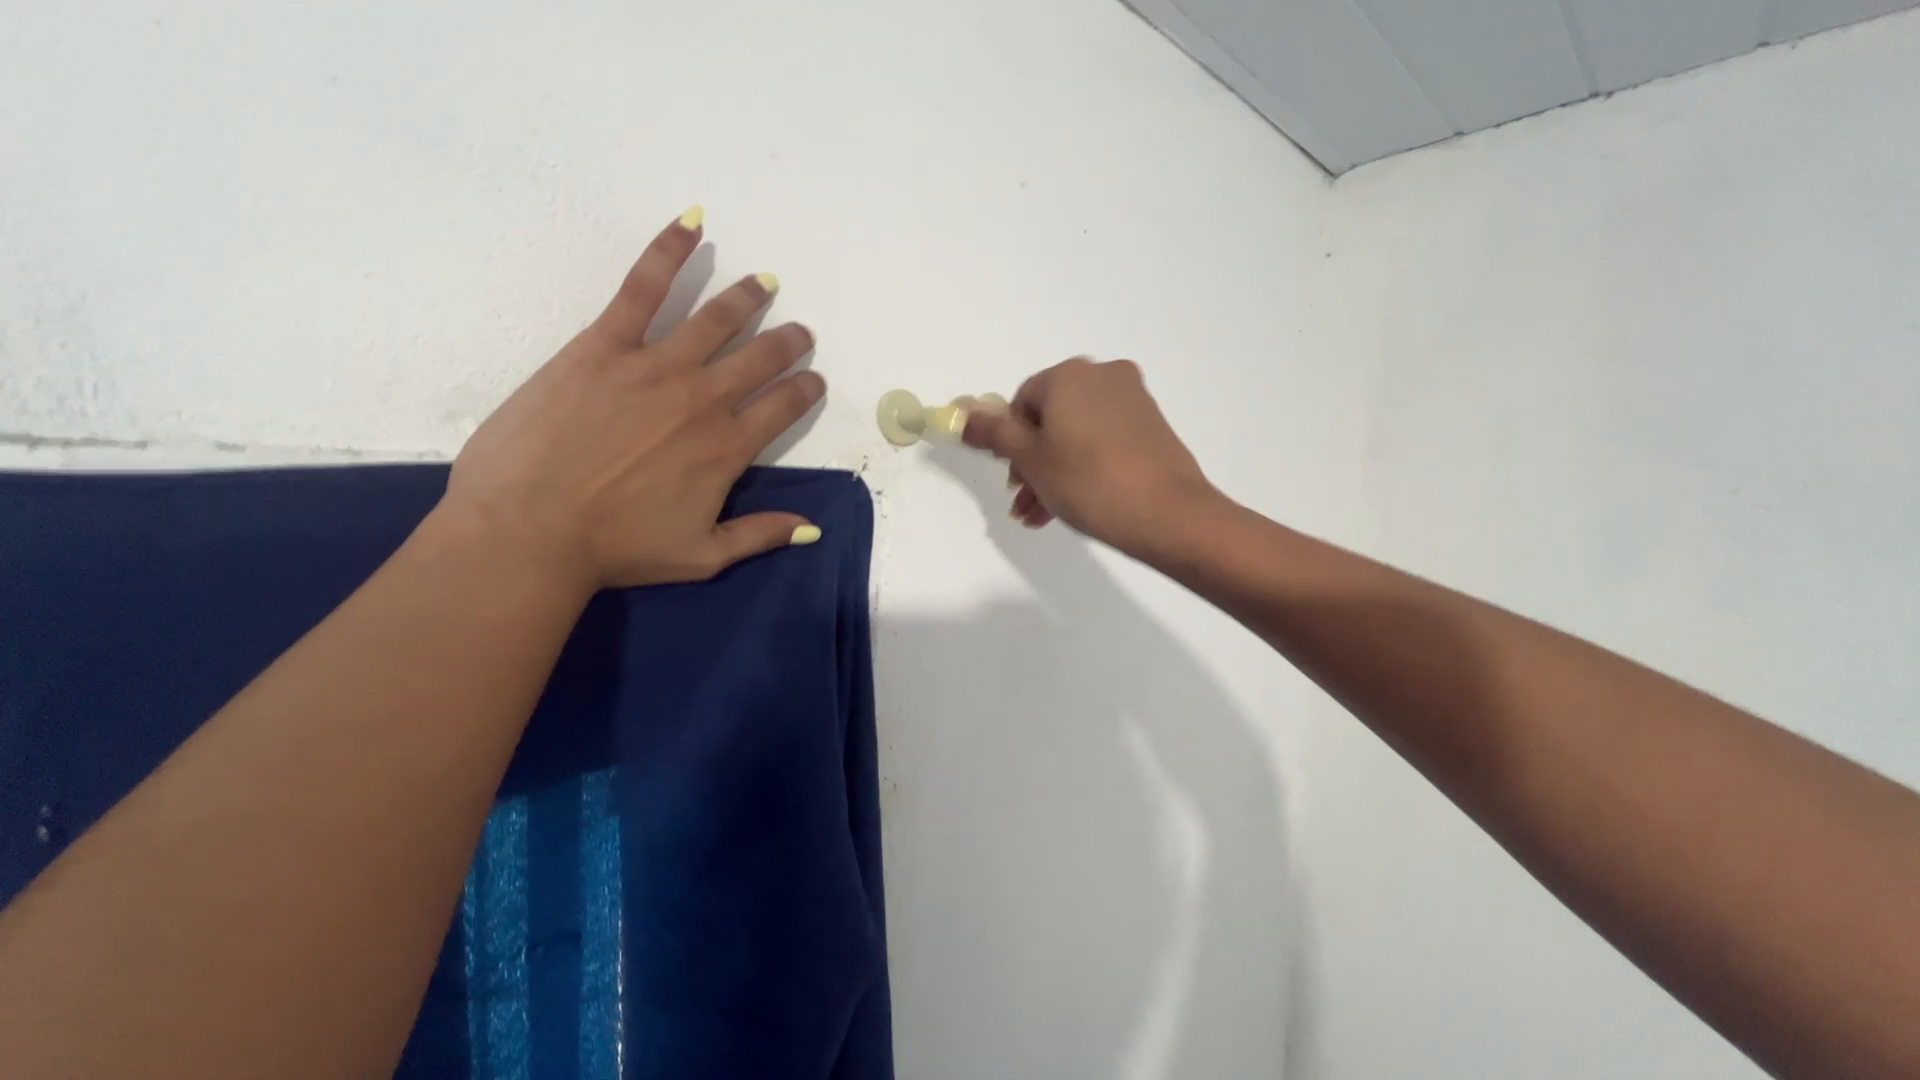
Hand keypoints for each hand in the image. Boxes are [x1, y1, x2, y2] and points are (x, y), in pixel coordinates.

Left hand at [443, 209, 823, 591]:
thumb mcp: (701, 556)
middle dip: (788, 341)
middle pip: (761, 356)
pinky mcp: (605, 344)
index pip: (785, 406)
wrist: (528, 529)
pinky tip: (691, 224)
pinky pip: (643, 287)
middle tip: (798, 331)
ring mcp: (655, 365)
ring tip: (764, 283)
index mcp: (727, 448)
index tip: (811, 380)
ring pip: (716, 317)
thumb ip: (760, 535)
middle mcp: (704, 398)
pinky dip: (670, 251)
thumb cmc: (615, 549)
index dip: (805, 389)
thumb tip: (813, 527)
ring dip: (748, 297)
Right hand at [961, 357, 1222, 560]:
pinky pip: (1103, 442)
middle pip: (1050, 418)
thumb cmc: (1088, 481)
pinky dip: (1084, 468)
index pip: (1022, 401)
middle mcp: (1103, 376)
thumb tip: (961, 411)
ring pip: (1076, 435)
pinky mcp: (1152, 427)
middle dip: (1031, 462)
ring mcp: (1133, 400)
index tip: (1011, 477)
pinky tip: (1072, 507)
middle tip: (1023, 502)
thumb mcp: (1030, 460)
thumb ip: (993, 433)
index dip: (1009, 441)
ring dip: (1053, 473)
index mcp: (1069, 375)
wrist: (1169, 514)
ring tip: (1042, 516)